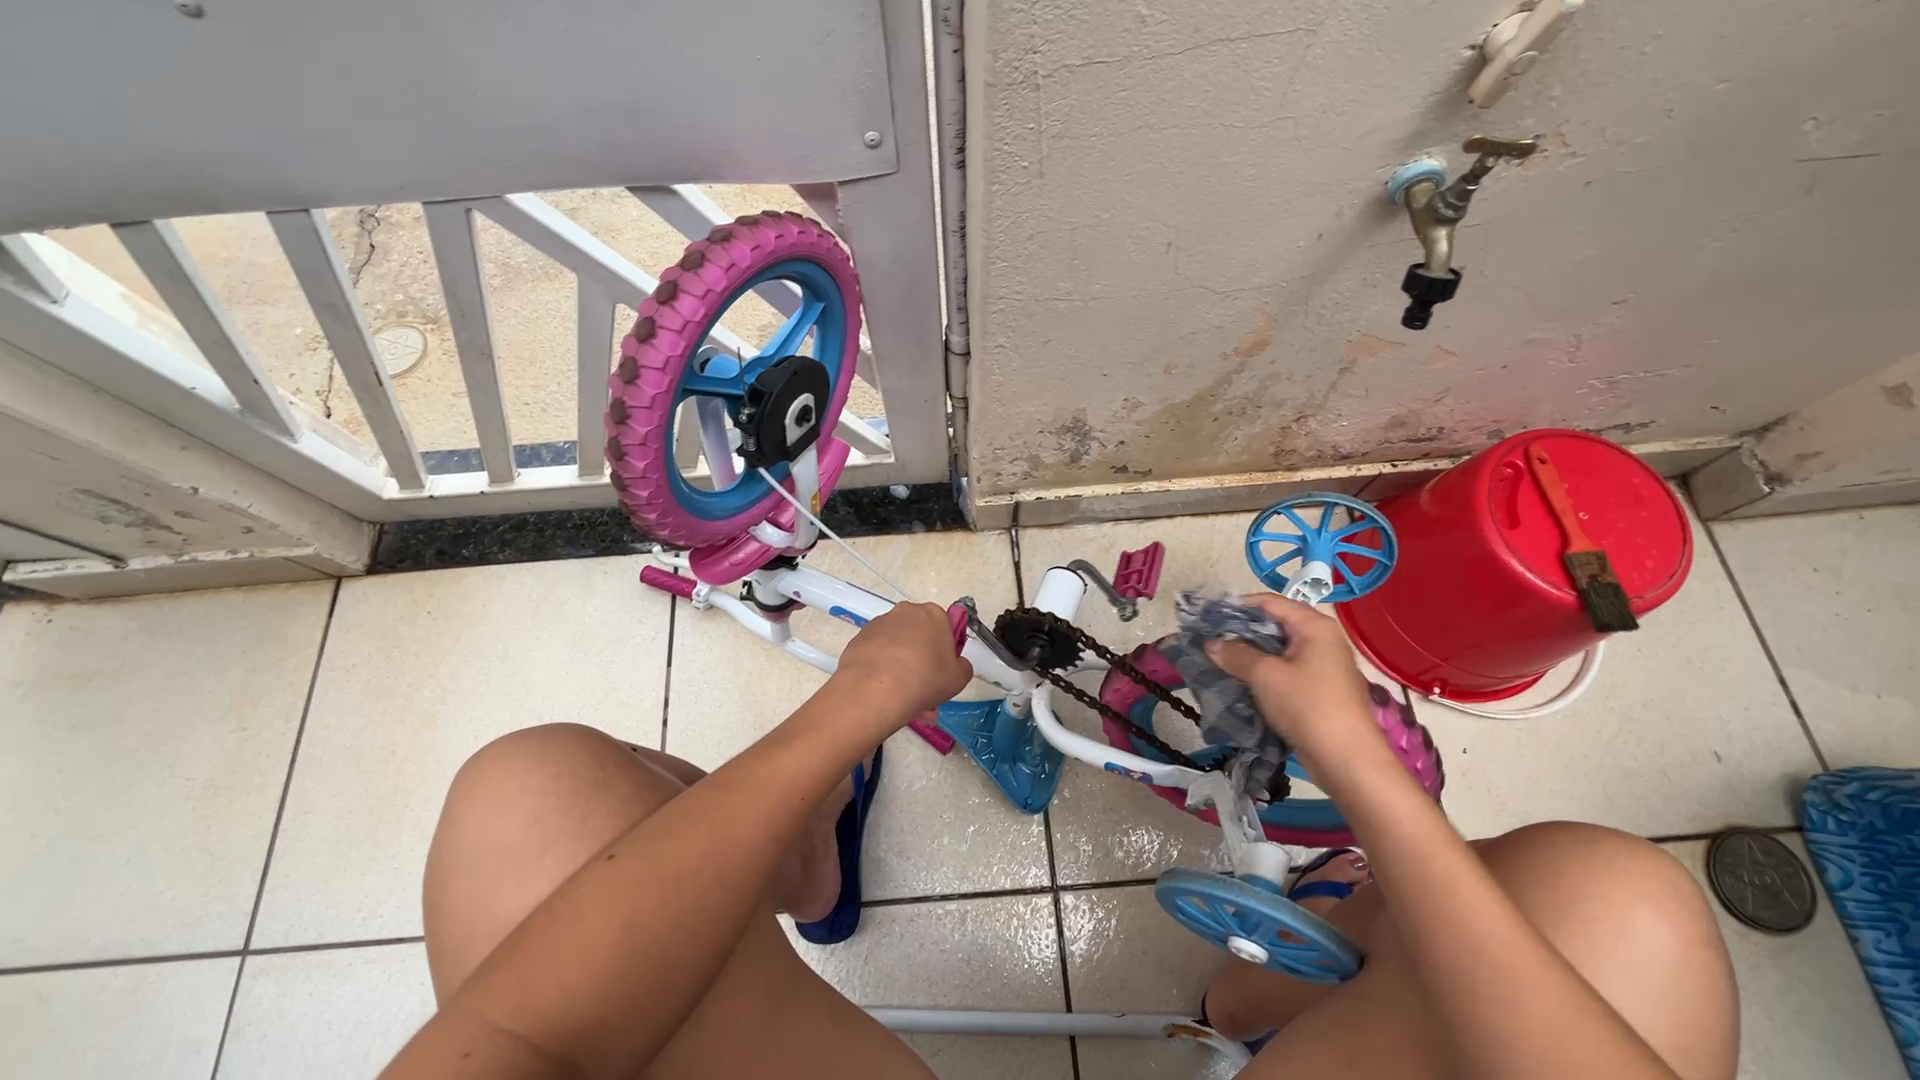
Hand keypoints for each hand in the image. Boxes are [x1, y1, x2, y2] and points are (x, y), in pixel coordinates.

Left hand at [831, 602, 973, 722]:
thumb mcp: (958, 679)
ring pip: (897, 646)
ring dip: (902, 665)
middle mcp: (906, 612)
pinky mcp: (859, 638)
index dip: (945, 650)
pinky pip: (877, 653)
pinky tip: (883, 690)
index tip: (942, 669)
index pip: (946, 626)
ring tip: (902, 696)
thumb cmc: (924, 679)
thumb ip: (962, 667)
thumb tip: (957, 665)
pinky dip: (881, 668)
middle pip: (919, 635)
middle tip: (923, 687)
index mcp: (934, 614)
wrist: (875, 690)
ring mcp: (880, 623)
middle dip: (922, 658)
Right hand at [1203, 594, 1381, 762]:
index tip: (1208, 617)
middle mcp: (1323, 639)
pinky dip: (1266, 673)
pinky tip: (1244, 683)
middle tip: (1211, 641)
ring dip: (1252, 655)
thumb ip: (1236, 654)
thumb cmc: (1306, 705)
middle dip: (1242, 632)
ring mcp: (1325, 666)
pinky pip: (1288, 671)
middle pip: (1276, 625)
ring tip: (1221, 662)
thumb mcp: (1264, 675)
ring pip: (1280, 651)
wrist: (1346, 758)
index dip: (1237, 606)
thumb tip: (1212, 643)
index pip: (1270, 602)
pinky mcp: (1322, 689)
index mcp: (1314, 626)